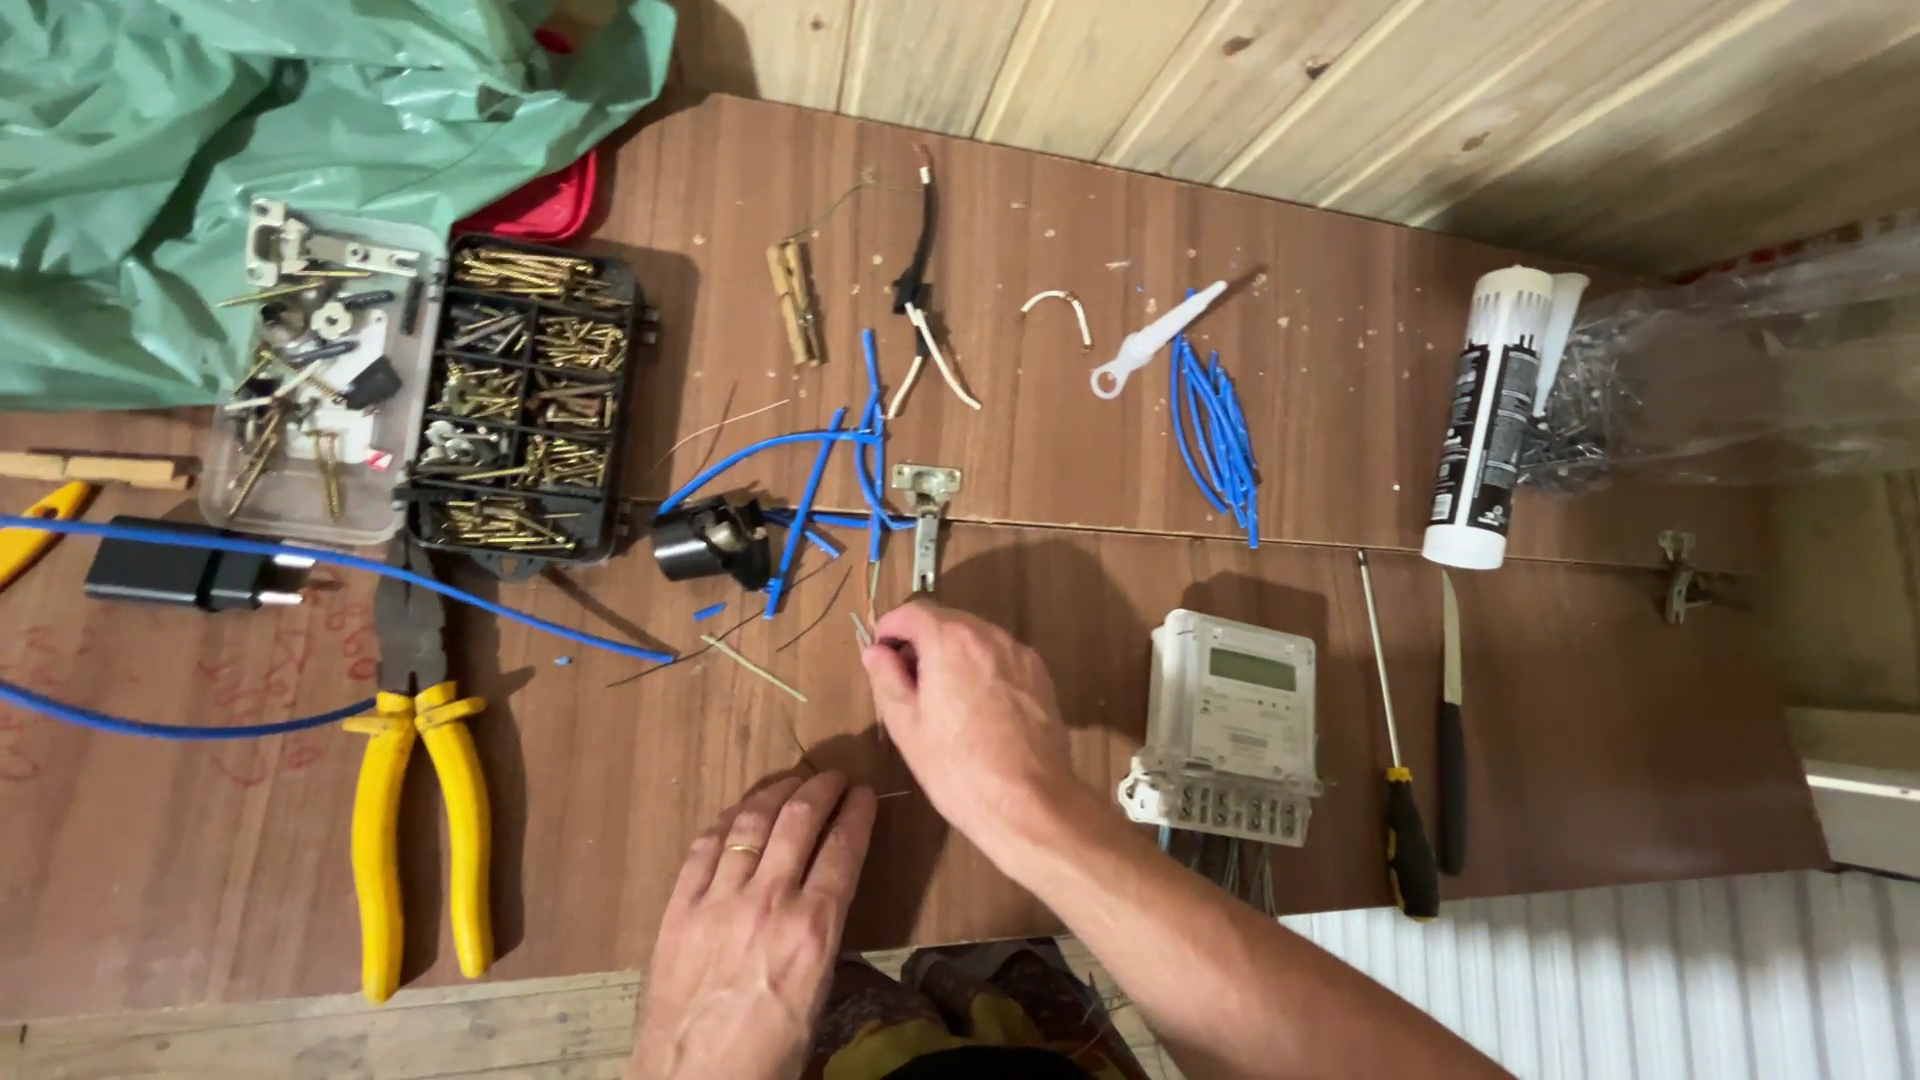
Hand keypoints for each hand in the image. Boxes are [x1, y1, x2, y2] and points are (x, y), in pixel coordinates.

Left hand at [627, 772, 876, 1079]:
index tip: (864, 793)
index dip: (857, 811)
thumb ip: (823, 929)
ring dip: (776, 793)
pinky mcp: (678, 910)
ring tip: (791, 783)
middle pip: (799, 821)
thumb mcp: (818, 993)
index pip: (843, 847)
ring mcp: (718, 902)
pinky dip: (727, 821)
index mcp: (812, 929)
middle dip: (822, 789)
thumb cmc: (769, 1055)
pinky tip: (740, 813)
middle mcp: (768, 903)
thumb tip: (829, 883)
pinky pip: (704, 847)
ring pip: (751, 823)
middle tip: (833, 778)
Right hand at [861, 600, 1076, 848]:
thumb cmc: (957, 767)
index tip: (879, 653)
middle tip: (905, 679)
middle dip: (921, 639)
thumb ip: (887, 678)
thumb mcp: (906, 725)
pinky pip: (1001, 657)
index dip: (889, 627)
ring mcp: (1020, 653)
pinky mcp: (1041, 675)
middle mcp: (989, 634)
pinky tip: (977, 706)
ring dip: (952, 652)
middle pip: (947, 619)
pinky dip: (982, 667)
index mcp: (951, 640)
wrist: (1029, 802)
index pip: (912, 611)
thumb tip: (876, 651)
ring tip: (941, 696)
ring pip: (976, 637)